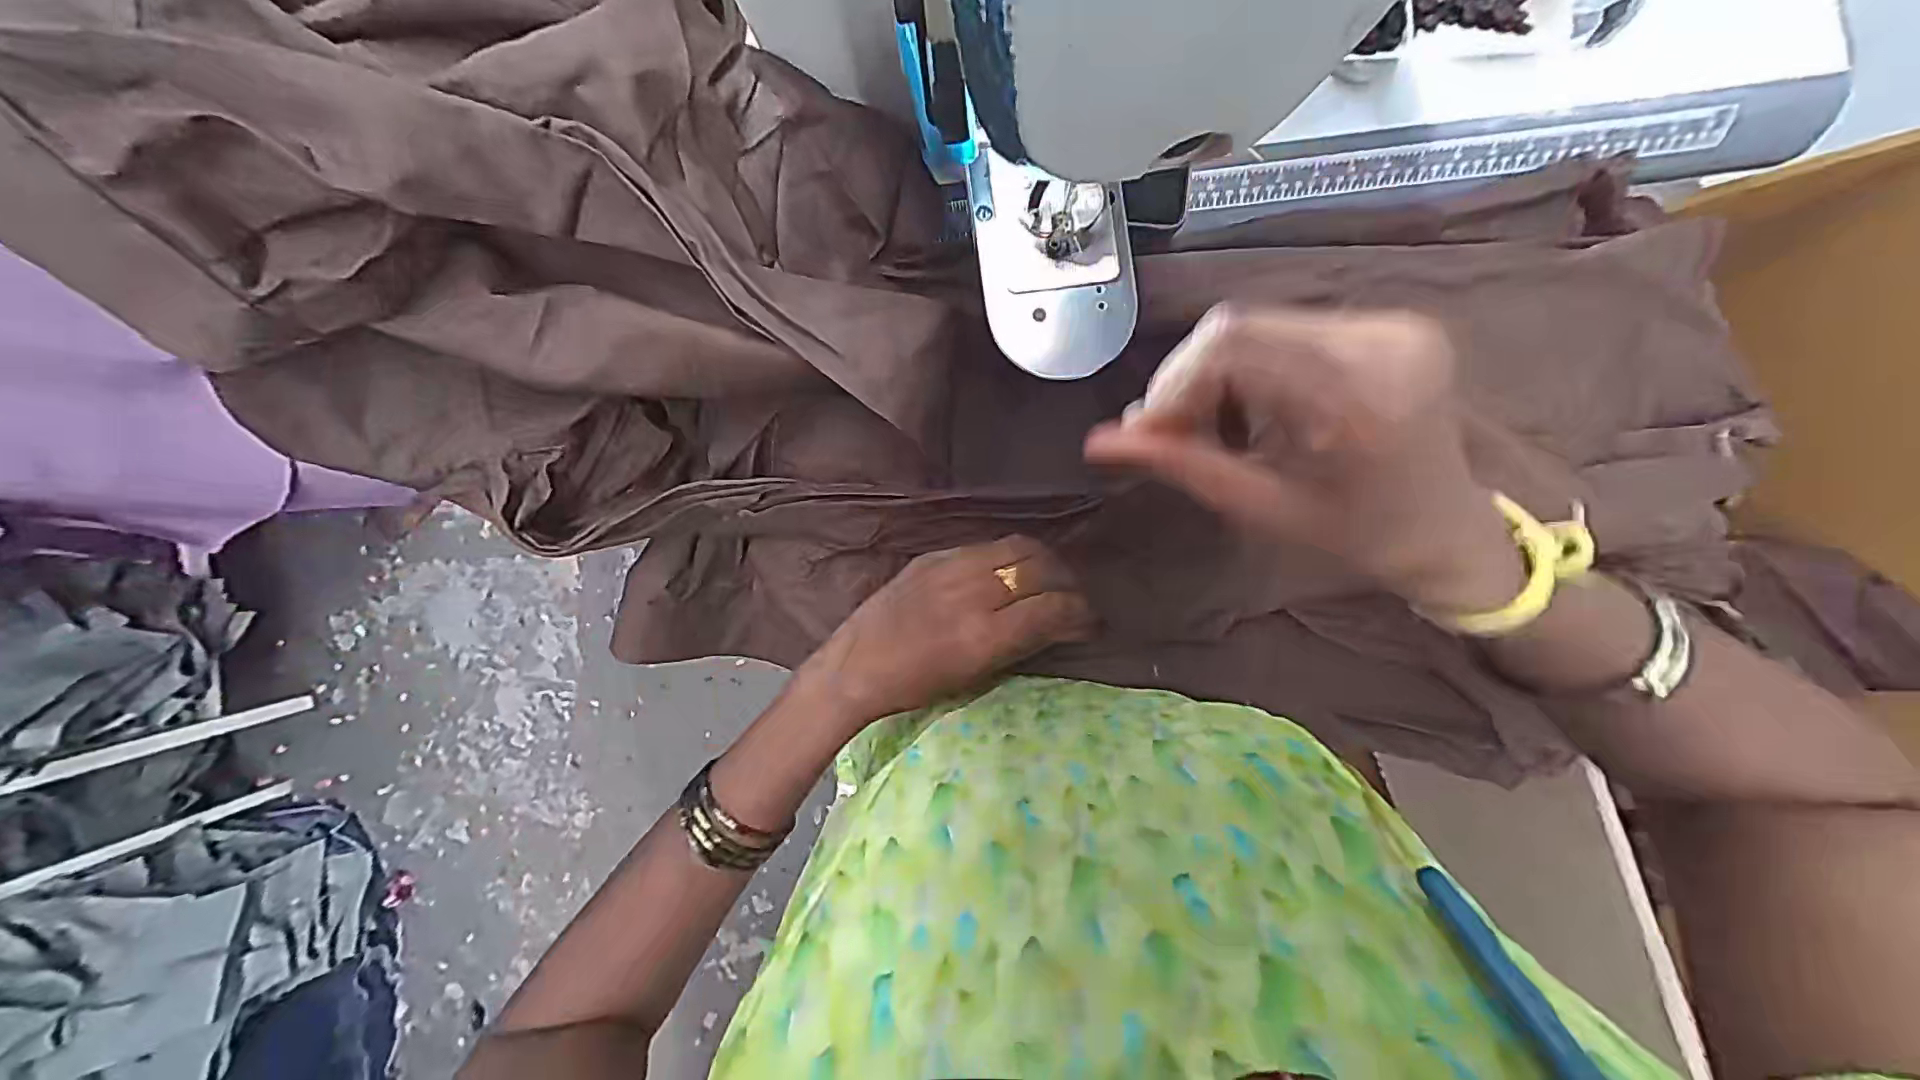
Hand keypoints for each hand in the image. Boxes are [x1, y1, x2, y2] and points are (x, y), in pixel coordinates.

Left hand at [791, 536, 1095, 726]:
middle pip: (1040, 567)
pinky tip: (1008, 570)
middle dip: (1067, 581)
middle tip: (1072, 596)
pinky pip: (985, 545)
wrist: (855, 666)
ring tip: (1047, 576)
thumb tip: (1059, 623)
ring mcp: (949, 567)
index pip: (1052, 608)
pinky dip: (1008, 555)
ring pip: (1017, 546)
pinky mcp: (932, 556)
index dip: (1081, 613)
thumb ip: (1019, 644)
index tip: (1090, 620)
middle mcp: (971, 593)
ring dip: (1043, 561)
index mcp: (983, 635)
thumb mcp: (974, 676)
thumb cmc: (914, 686)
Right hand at [1084, 305, 1523, 613]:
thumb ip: (1181, 465)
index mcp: (1356, 397)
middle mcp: (1381, 340)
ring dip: (1213, 375)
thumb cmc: (1354, 535)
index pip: (1230, 345)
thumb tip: (1099, 442)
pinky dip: (1246, 367)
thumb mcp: (1259, 507)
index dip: (1172, 385)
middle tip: (1171, 433)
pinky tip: (1249, 406)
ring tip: (1211, 426)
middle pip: (1237, 327)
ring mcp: (1390, 324)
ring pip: (1255, 324)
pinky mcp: (1387, 322)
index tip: (1148, 433)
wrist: (1445, 529)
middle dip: (1186, 382)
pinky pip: (1284, 329)